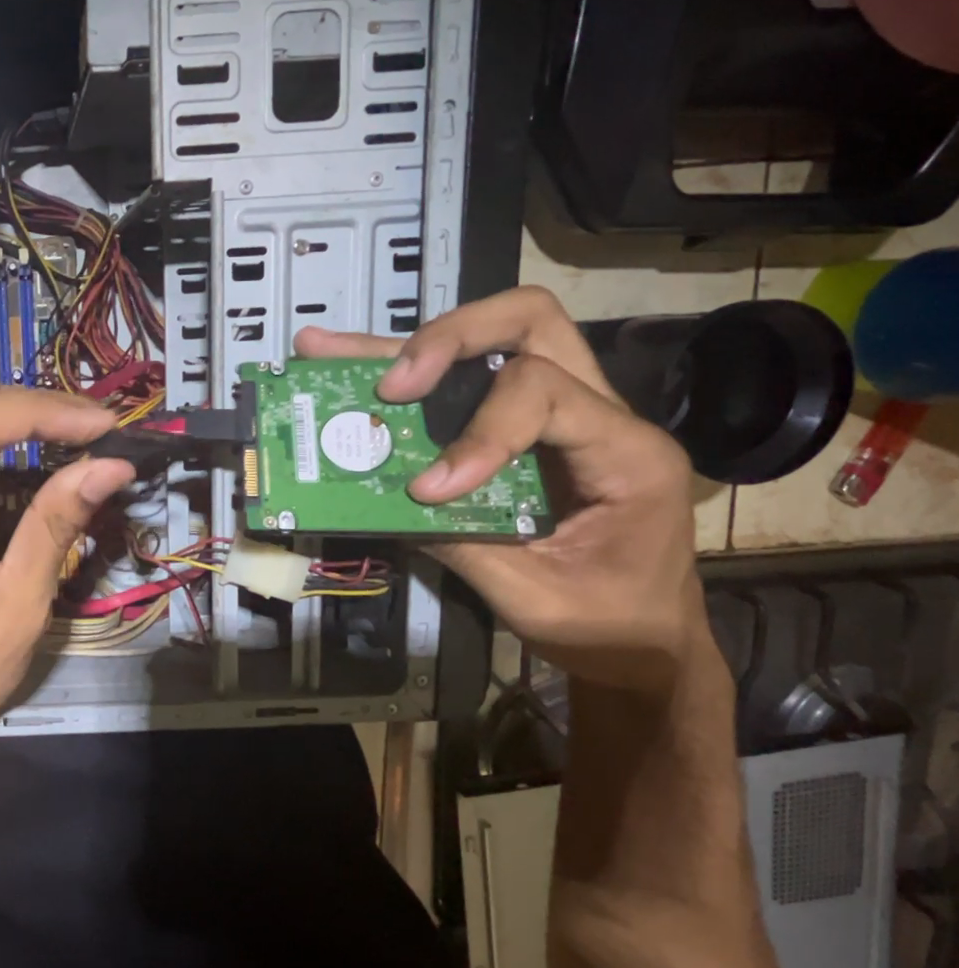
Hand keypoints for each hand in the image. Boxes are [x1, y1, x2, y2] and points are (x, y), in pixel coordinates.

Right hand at [295, 287, 712, 692]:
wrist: (643, 644)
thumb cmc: (609, 627)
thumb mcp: (536, 597)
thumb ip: (468, 543)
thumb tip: (394, 501)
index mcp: (626, 454)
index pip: (544, 393)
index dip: (479, 432)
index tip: (429, 490)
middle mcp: (599, 413)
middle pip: (530, 323)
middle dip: (451, 339)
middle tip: (391, 381)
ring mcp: (559, 415)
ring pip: (493, 338)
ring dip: (410, 345)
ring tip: (325, 348)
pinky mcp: (524, 431)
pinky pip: (468, 385)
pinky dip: (408, 376)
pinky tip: (347, 368)